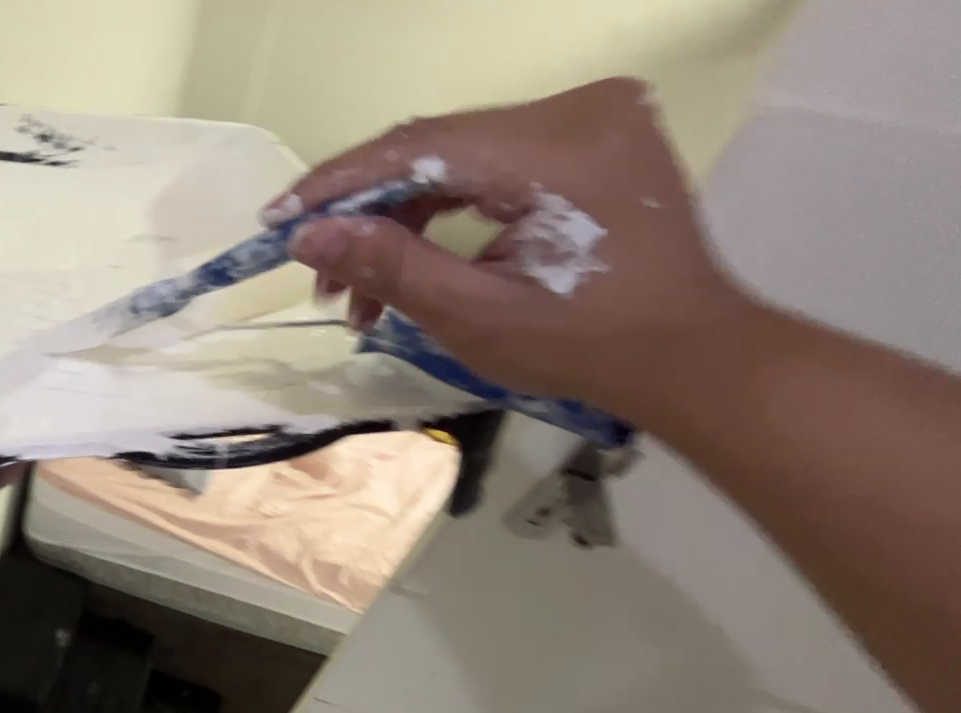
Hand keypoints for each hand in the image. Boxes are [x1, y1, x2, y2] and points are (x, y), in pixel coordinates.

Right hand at [267, 78, 762, 416]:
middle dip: (363, 217)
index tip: (276, 219)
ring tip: (357, 295)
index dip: (338, 184)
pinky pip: (482, 169)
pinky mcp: (581, 142)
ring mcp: (584, 120)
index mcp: (556, 148)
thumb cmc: (581, 346)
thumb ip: (389, 265)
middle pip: (432, 152)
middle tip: (320, 280)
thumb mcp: (470, 314)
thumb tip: (305, 235)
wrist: (684, 353)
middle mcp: (576, 110)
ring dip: (394, 224)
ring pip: (451, 162)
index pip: (419, 149)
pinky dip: (435, 218)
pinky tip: (407, 267)